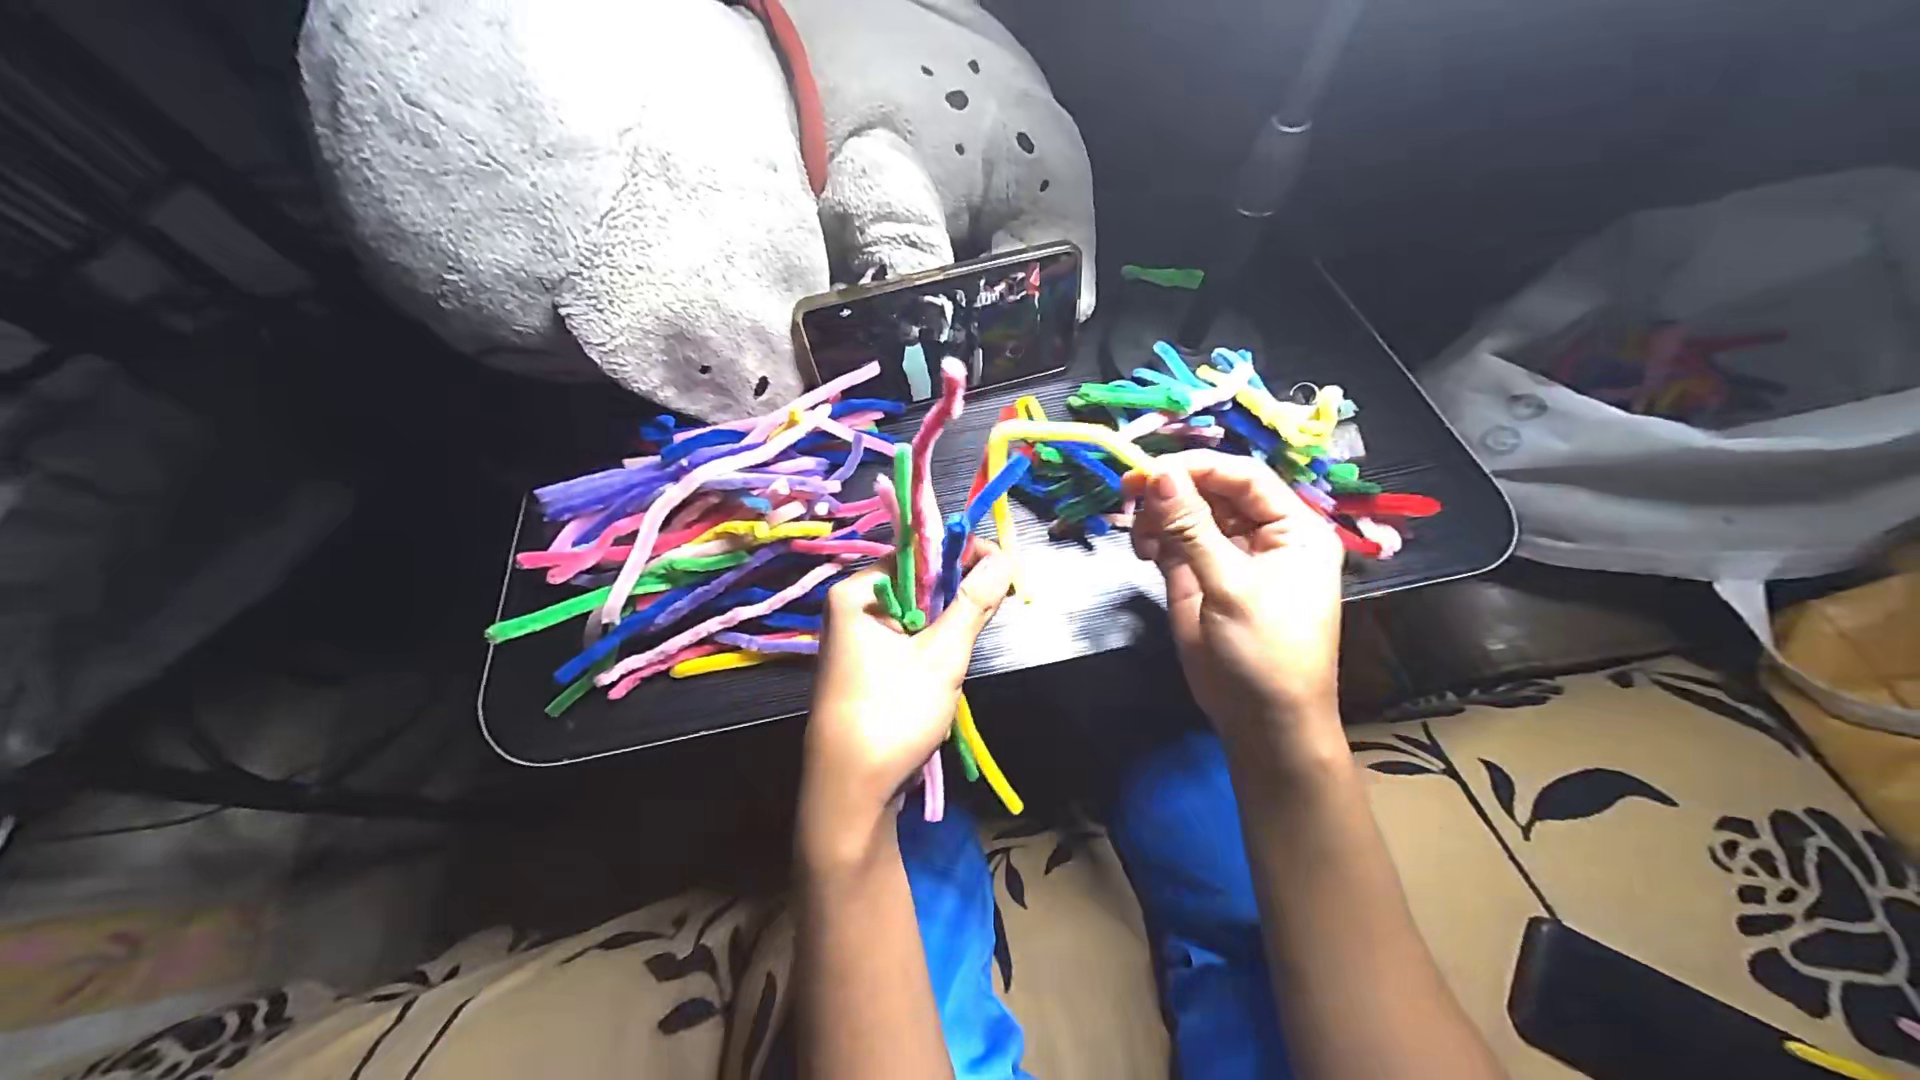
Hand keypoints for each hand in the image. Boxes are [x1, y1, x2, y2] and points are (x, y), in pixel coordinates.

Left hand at [798, 543, 1013, 859]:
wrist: (851, 790)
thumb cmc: (892, 714)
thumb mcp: (941, 656)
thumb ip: (973, 603)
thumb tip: (1006, 557)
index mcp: (858, 591)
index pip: (918, 551)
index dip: (962, 552)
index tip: (1004, 565)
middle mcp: (853, 605)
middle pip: (917, 579)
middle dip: (958, 589)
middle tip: (997, 601)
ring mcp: (858, 635)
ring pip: (916, 609)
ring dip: (949, 617)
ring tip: (976, 629)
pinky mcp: (868, 661)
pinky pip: (907, 633)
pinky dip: (934, 638)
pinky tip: (952, 653)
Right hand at [1124, 450, 1345, 758]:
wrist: (1261, 721)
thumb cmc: (1264, 653)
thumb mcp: (1230, 587)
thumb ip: (1192, 529)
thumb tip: (1158, 475)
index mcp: (1292, 528)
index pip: (1243, 477)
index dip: (1196, 468)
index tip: (1148, 470)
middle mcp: (1261, 534)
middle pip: (1211, 491)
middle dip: (1171, 491)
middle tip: (1127, 493)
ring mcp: (1227, 555)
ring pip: (1186, 514)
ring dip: (1157, 515)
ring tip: (1139, 535)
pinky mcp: (1198, 575)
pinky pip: (1172, 541)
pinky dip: (1152, 538)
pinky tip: (1142, 549)